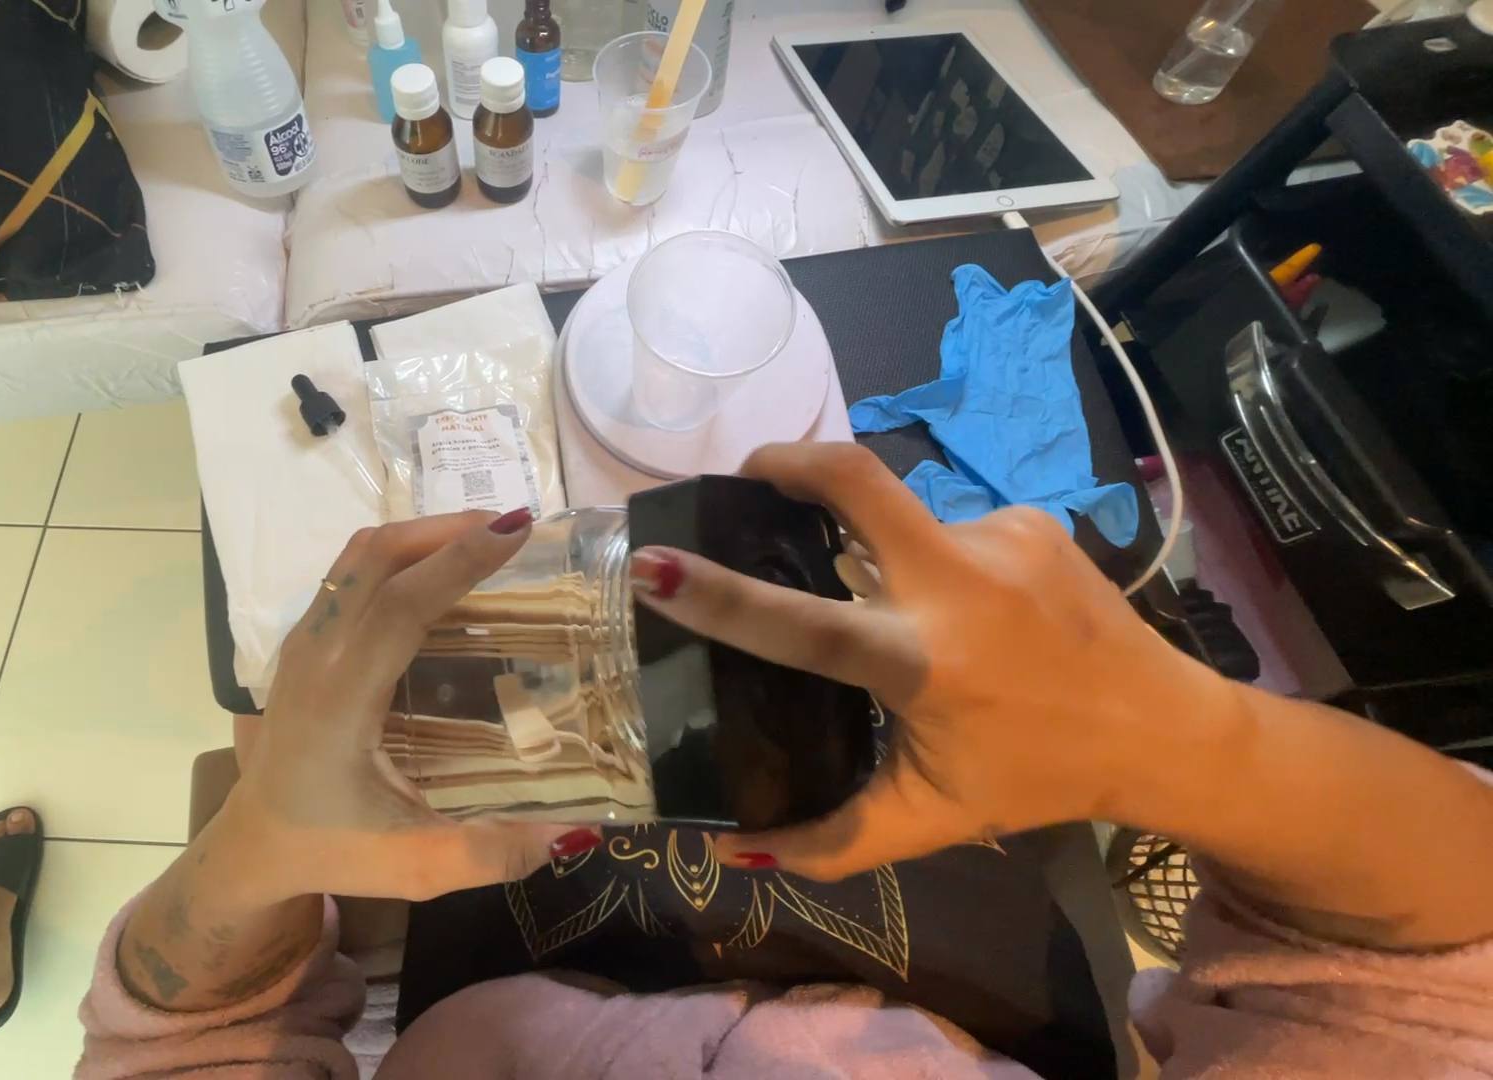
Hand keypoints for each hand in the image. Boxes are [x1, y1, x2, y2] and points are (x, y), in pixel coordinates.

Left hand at [211, 509, 593, 905]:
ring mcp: (303, 641)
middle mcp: (316, 654)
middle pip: (376, 556)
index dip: (460, 560)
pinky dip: (397, 551)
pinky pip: (349, 572)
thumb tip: (576, 833)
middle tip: (510, 527)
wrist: (253, 845)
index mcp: (342, 698)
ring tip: (479, 537)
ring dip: (420, 533)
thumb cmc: (332, 849)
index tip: (516, 531)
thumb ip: (492, 854)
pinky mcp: (303, 640)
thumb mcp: (413, 866)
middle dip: (446, 529)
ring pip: (358, 556)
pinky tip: (434, 570)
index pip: (402, 603)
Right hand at [629, 442, 1237, 880]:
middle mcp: (961, 584)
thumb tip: (727, 846)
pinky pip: (936, 522)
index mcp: (924, 663)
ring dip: (864, 540)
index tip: (654, 563)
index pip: (804, 623)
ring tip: (884, 592)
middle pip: (856, 482)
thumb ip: (826, 840)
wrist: (1176, 730)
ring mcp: (1001, 536)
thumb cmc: (1036, 778)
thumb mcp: (926, 817)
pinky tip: (955, 601)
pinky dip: (918, 552)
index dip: (720, 592)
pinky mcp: (1028, 517)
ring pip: (890, 512)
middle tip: (744, 475)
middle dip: (786, 462)